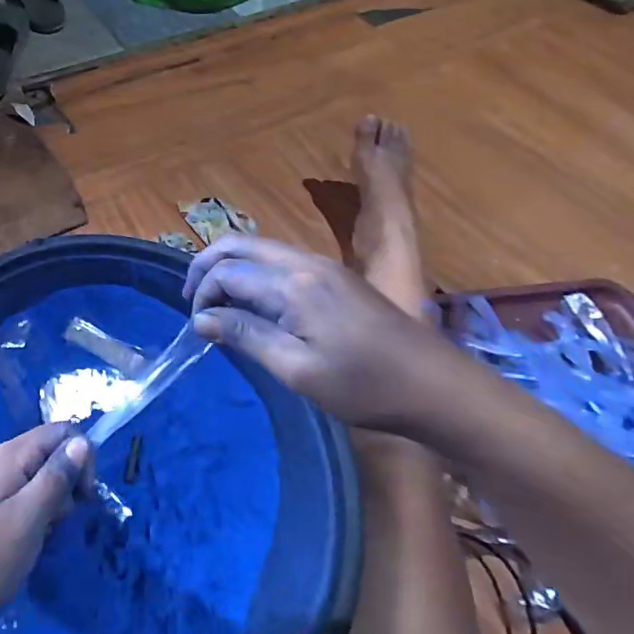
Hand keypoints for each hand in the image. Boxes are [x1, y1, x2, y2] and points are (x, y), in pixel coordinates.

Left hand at [0, 424, 91, 625]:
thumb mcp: (29, 516)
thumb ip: (57, 476)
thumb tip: (82, 440)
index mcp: (10, 453)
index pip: (61, 431)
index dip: (81, 458)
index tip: (84, 498)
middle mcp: (1, 458)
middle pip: (51, 451)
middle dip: (68, 482)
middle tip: (60, 520)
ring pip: (41, 476)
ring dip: (54, 502)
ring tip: (44, 534)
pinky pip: (26, 494)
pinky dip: (38, 512)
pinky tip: (31, 538)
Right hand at [184, 235, 479, 433]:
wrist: (439, 388)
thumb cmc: (365, 387)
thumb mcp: (297, 370)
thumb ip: (245, 335)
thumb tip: (200, 318)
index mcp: (293, 285)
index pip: (227, 271)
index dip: (203, 294)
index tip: (198, 327)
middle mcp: (304, 262)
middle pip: (238, 244)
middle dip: (206, 266)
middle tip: (193, 300)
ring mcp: (322, 265)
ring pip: (258, 248)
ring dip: (230, 267)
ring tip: (217, 302)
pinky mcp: (335, 275)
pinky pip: (278, 259)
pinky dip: (253, 271)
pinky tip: (253, 301)